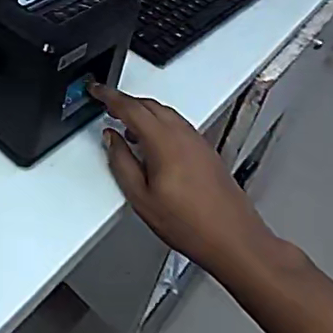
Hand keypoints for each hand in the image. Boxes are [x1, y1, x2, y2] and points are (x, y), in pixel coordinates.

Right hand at [92, 82, 281, 278]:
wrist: (235, 243)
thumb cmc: (192, 226)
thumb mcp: (141, 197)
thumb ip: (121, 162)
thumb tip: (111, 139)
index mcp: (163, 141)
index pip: (130, 107)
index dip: (108, 95)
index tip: (96, 89)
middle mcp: (183, 135)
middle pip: (148, 105)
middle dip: (125, 102)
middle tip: (107, 106)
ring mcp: (198, 141)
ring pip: (164, 112)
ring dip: (143, 112)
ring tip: (126, 125)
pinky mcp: (207, 151)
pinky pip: (178, 124)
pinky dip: (160, 122)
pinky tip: (153, 141)